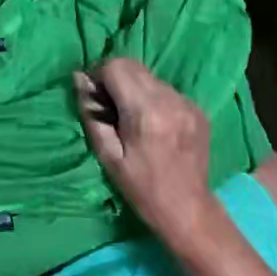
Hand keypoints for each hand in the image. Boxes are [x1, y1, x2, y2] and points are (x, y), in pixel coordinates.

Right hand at [77, 58, 218, 240]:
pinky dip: (152, 97)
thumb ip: (91, 114)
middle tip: (108, 106)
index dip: (98, 75)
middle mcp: (169, 99)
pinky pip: (165, 90)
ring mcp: (187, 102)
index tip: (93, 96)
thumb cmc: (141, 188)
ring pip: (149, 76)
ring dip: (133, 87)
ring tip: (130, 117)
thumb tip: (79, 79)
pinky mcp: (197, 108)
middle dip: (114, 77)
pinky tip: (151, 123)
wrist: (188, 210)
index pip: (116, 67)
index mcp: (145, 111)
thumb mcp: (107, 155)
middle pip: (132, 65)